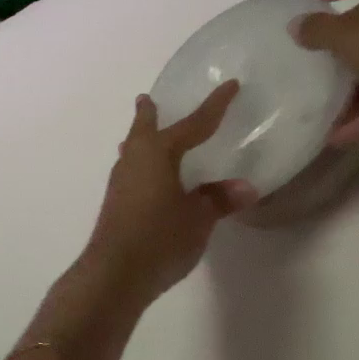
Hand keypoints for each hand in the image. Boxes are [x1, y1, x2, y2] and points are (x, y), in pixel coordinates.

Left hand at [84, 81, 257, 299]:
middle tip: (148, 99)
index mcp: (158, 153)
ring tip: (142, 133)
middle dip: (149, 113)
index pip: (193, 124)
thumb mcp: (198, 219)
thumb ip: (218, 200)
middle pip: (143, 129)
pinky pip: (129, 171)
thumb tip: (244, 188)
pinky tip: (143, 177)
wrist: (114, 274)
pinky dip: (138, 163)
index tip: (230, 85)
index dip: (214, 106)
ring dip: (139, 138)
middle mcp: (134, 160)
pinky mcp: (115, 204)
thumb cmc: (159, 238)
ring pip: (131, 150)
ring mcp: (120, 182)